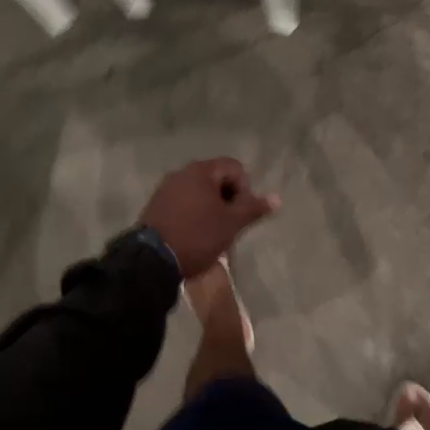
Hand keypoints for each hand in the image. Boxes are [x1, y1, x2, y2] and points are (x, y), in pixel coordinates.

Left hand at [138, 157, 279, 276]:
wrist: (151, 261)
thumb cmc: (197, 236)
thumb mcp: (230, 224)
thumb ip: (253, 208)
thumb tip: (278, 197)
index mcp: (202, 170)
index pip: (235, 168)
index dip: (244, 190)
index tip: (240, 215)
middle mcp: (182, 172)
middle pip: (217, 180)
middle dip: (227, 202)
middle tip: (228, 228)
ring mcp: (166, 188)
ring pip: (199, 194)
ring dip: (210, 210)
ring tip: (211, 236)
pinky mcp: (156, 206)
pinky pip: (183, 204)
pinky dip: (193, 216)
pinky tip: (193, 238)